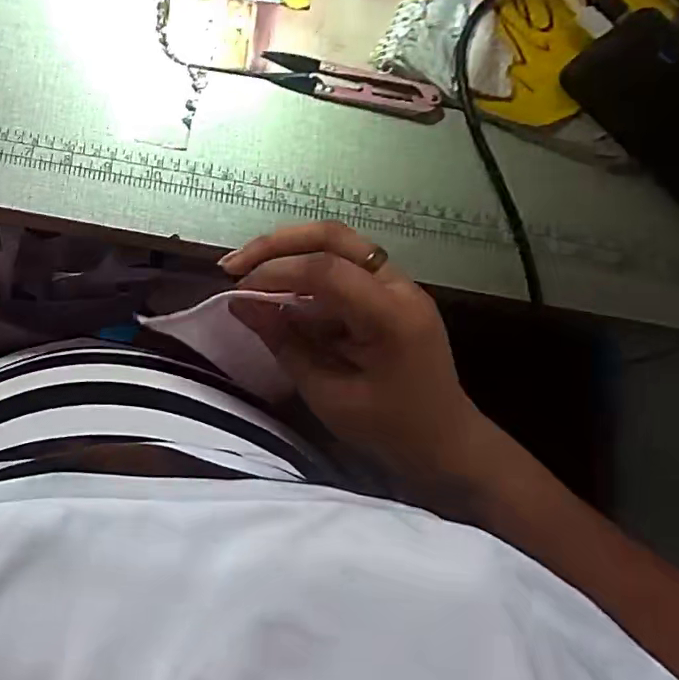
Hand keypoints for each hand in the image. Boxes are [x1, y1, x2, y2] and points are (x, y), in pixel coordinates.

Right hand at [221, 222, 510, 485]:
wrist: (446, 443)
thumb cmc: (389, 428)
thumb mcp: (327, 394)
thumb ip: (285, 343)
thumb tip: (240, 304)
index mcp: (391, 316)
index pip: (326, 270)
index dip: (274, 273)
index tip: (237, 293)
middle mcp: (399, 286)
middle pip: (332, 237)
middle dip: (276, 244)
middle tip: (232, 265)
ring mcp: (397, 284)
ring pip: (336, 241)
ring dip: (286, 249)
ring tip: (245, 267)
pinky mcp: (387, 290)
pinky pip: (341, 261)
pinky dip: (302, 265)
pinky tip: (275, 284)